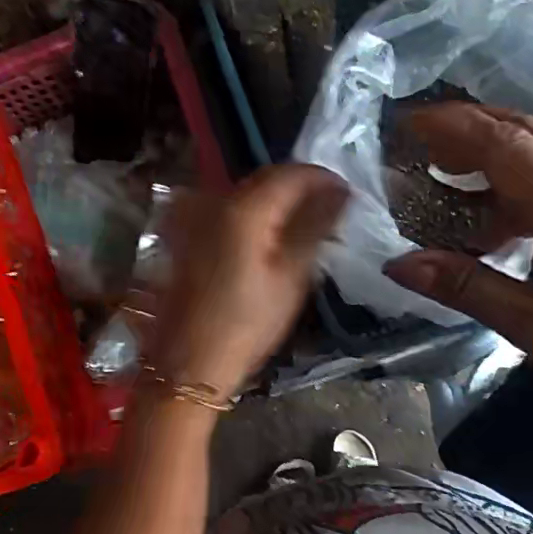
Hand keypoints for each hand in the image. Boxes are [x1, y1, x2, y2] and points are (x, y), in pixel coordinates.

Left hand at [150, 165, 348, 394]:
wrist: (190, 360)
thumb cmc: (246, 324)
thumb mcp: (291, 276)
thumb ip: (315, 226)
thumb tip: (339, 192)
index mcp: (242, 208)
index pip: (291, 173)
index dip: (324, 178)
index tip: (348, 195)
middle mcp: (213, 201)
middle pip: (264, 179)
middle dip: (300, 187)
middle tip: (329, 208)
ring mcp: (194, 217)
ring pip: (244, 193)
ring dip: (275, 200)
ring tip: (302, 223)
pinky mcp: (184, 235)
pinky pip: (225, 209)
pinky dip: (251, 214)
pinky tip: (266, 235)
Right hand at [383, 104, 532, 420]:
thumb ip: (466, 288)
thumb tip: (398, 263)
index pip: (505, 143)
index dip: (451, 125)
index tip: (406, 122)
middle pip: (527, 130)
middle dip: (467, 125)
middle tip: (417, 138)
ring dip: (491, 148)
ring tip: (444, 170)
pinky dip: (516, 174)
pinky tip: (496, 211)